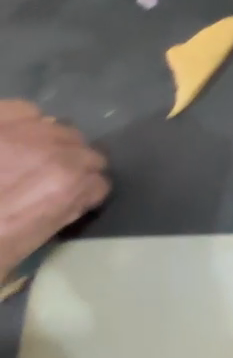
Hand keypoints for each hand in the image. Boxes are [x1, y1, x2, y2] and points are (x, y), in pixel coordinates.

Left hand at [0, 101, 107, 276]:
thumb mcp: (17, 247)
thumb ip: (50, 217)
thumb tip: (59, 205)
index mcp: (67, 188)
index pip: (98, 184)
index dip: (80, 197)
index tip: (60, 207)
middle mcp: (55, 154)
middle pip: (86, 153)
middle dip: (68, 168)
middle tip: (33, 187)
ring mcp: (20, 135)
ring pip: (59, 128)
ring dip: (46, 145)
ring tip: (16, 162)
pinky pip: (24, 110)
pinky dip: (20, 122)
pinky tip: (5, 141)